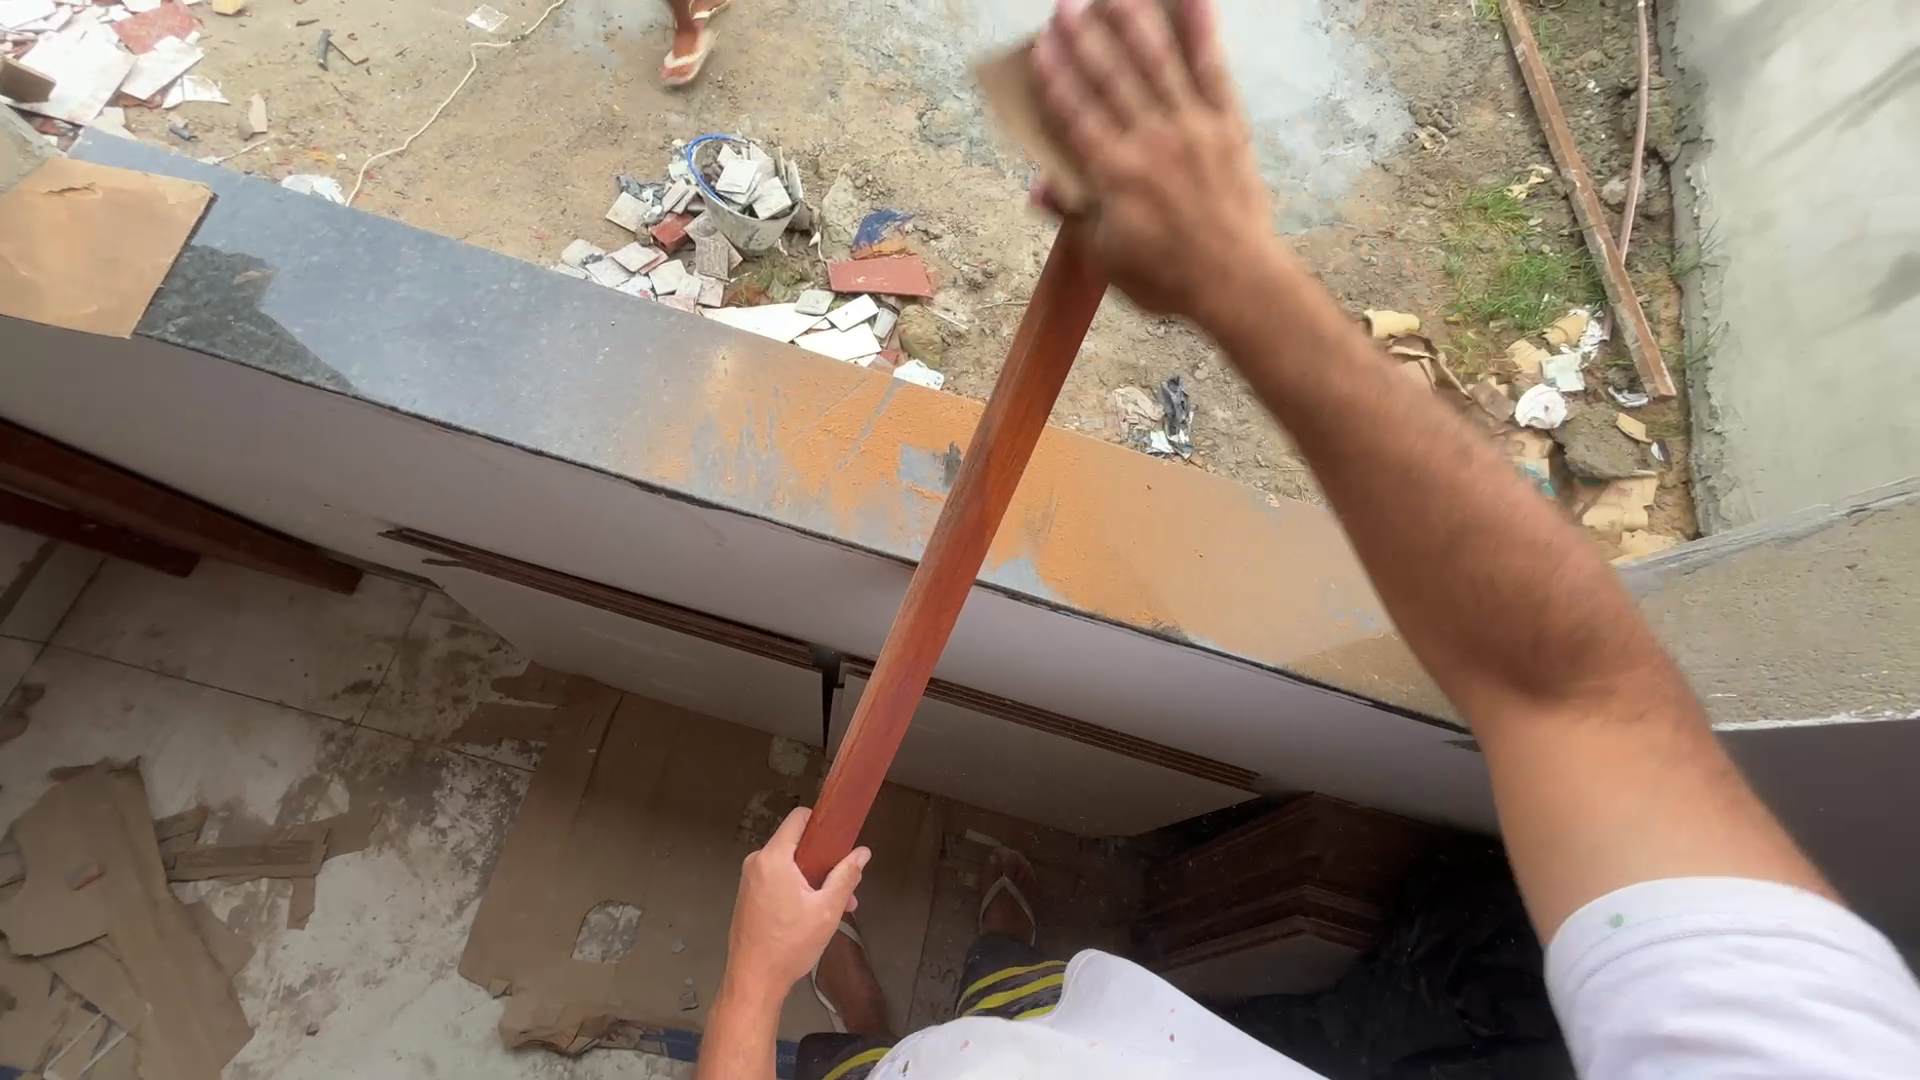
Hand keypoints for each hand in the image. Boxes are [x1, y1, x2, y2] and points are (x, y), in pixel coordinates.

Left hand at [722, 807, 869, 1001]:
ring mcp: (750, 880)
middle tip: (845, 884)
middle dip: (824, 860)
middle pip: (797, 844)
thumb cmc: (789, 945)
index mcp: (773, 858)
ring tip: (836, 906)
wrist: (752, 984)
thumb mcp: (827, 910)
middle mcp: (757, 862)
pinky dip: (797, 888)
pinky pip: (778, 879)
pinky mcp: (748, 896)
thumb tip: (863, 852)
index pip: (799, 818)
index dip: (822, 822)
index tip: (841, 838)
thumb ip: (846, 876)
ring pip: (789, 864)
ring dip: (814, 879)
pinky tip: (814, 913)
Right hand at [1030, 0, 1280, 321]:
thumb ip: (1073, 216)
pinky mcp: (1226, 123)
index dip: (1055, 80)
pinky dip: (1201, 29)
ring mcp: (1190, 126)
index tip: (1038, 48)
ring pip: (1156, 61)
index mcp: (1114, 175)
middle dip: (1084, 38)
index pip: (1075, 116)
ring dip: (1130, 21)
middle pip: (1110, 78)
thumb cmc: (1164, 278)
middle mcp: (1148, 139)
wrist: (1233, 281)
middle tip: (1065, 6)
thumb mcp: (1106, 258)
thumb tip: (1037, 188)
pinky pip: (1212, 68)